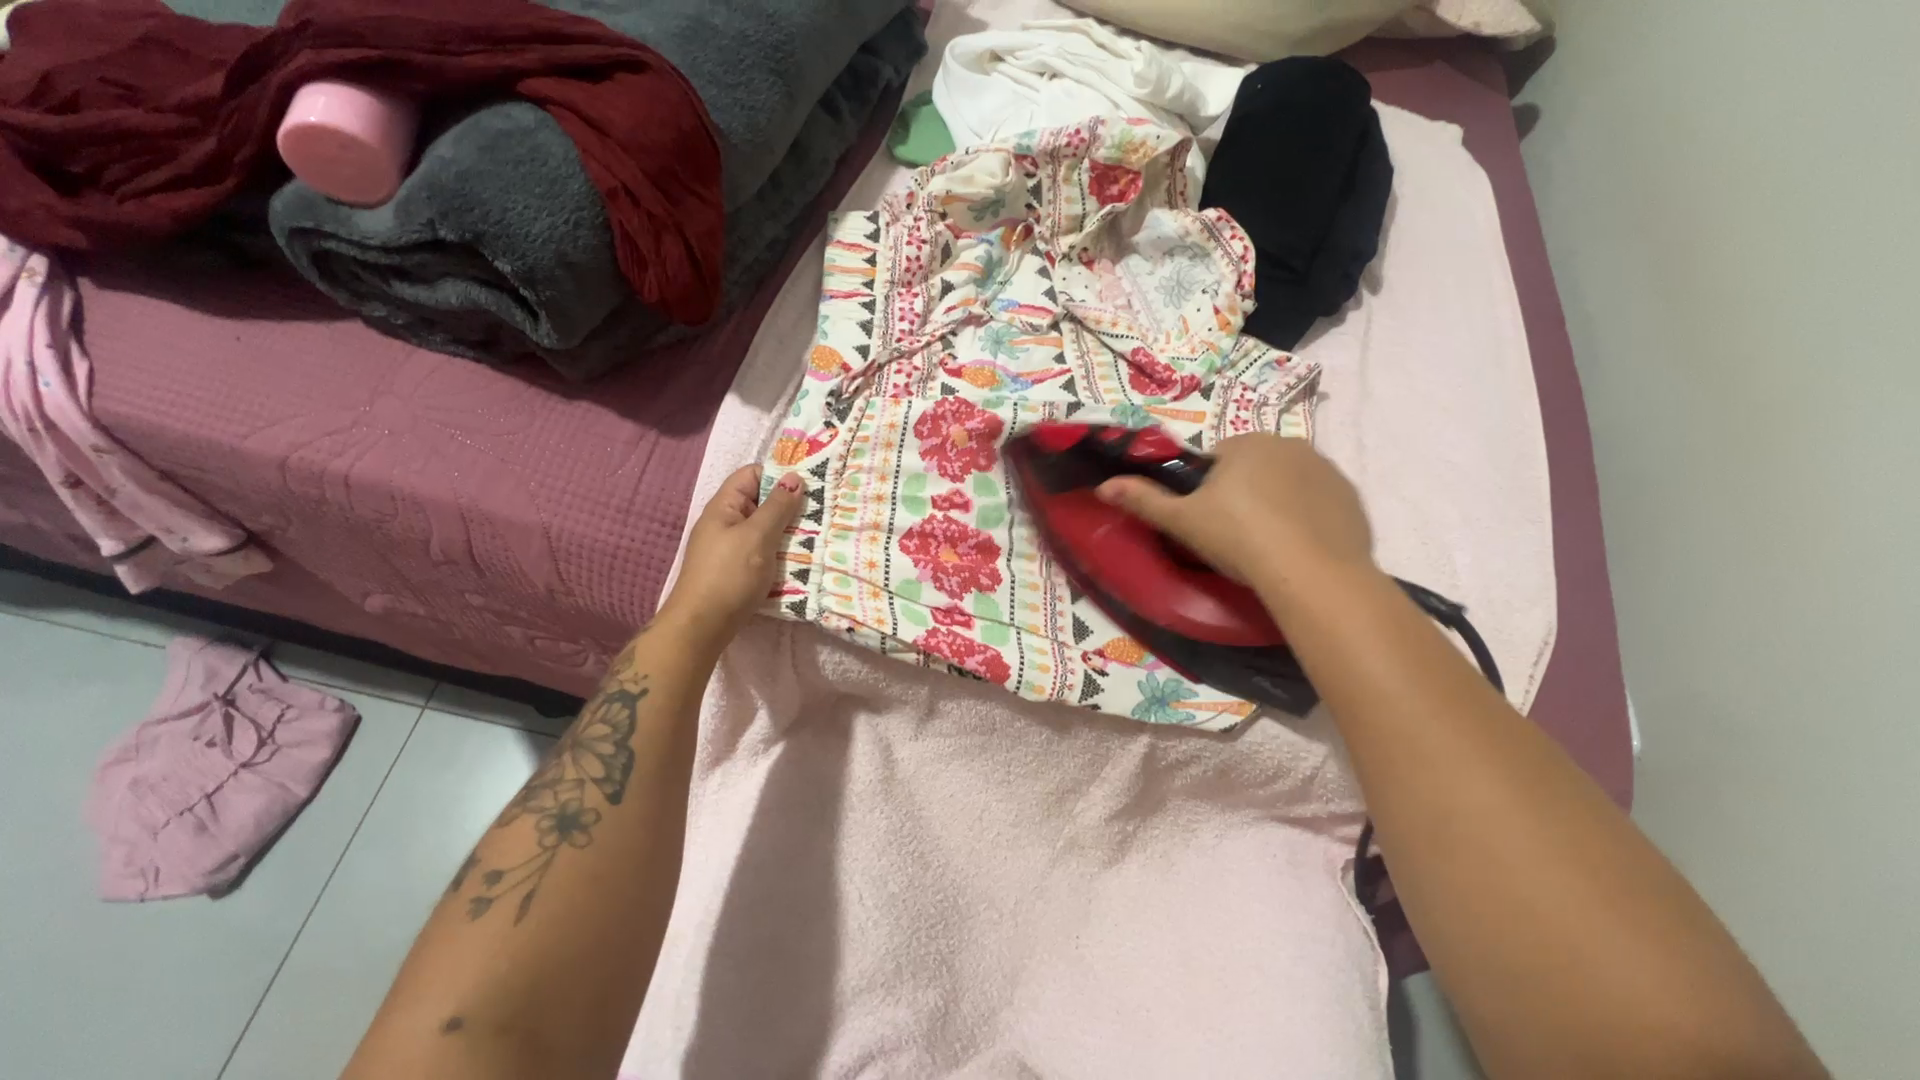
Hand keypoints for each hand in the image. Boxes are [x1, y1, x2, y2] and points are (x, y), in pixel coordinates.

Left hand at [655, 464, 805, 650]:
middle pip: (760, 502)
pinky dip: (779, 553)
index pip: (751, 475)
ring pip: (764, 529)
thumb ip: (777, 507)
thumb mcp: (757, 536)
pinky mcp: (736, 569)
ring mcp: (729, 547)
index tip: (807, 488)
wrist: (702, 626)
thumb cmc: (729, 575)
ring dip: (787, 532)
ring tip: (815, 537)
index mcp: (724, 506)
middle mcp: (725, 522)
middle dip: (788, 507)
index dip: (777, 476)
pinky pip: (762, 551)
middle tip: (819, 513)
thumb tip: (794, 477)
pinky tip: (798, 561)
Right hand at [1095, 434, 1373, 595]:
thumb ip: (1145, 500)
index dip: (1208, 491)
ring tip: (1269, 547)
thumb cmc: (1239, 539)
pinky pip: (1320, 503)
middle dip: (1245, 494)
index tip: (1208, 522)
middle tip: (1235, 538)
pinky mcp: (1351, 497)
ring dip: (1278, 504)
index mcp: (1246, 443)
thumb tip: (1104, 486)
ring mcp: (1327, 469)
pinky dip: (1309, 519)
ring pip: (1290, 484)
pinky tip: (1299, 549)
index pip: (1219, 459)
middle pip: (1256, 468)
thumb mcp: (1183, 522)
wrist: (1311, 574)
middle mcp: (1290, 444)